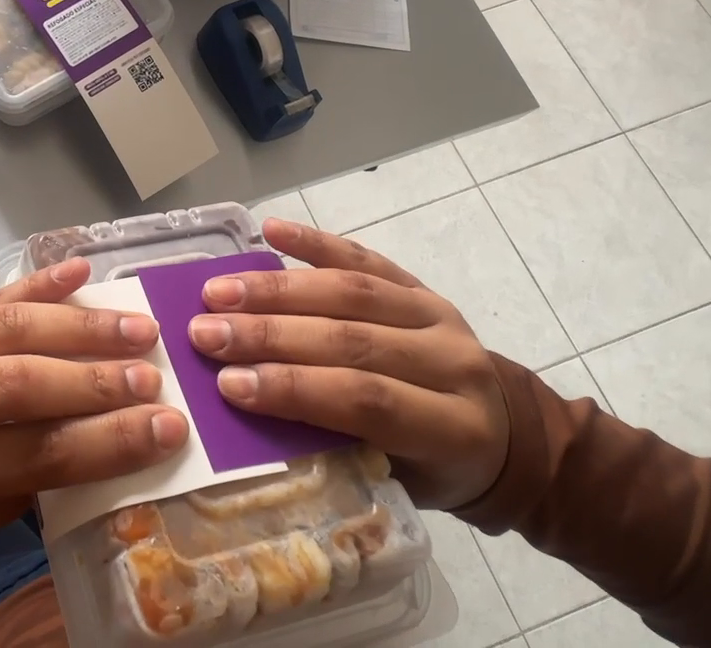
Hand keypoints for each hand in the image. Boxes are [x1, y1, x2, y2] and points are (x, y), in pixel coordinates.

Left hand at [0, 259, 189, 553]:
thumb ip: (34, 477)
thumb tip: (118, 437)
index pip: (32, 452)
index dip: (106, 442)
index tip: (168, 429)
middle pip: (19, 382)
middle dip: (96, 381)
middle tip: (155, 377)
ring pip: (8, 328)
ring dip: (79, 326)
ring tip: (137, 328)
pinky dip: (38, 282)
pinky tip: (80, 271)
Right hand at [186, 218, 508, 509]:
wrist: (506, 440)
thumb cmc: (435, 471)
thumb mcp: (396, 480)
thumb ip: (335, 446)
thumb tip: (249, 408)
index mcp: (452, 427)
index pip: (366, 400)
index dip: (294, 389)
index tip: (227, 384)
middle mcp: (451, 362)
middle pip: (350, 338)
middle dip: (268, 335)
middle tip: (204, 333)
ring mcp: (437, 315)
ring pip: (350, 291)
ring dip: (276, 290)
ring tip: (217, 291)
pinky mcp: (421, 285)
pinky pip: (363, 257)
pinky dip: (313, 241)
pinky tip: (269, 230)